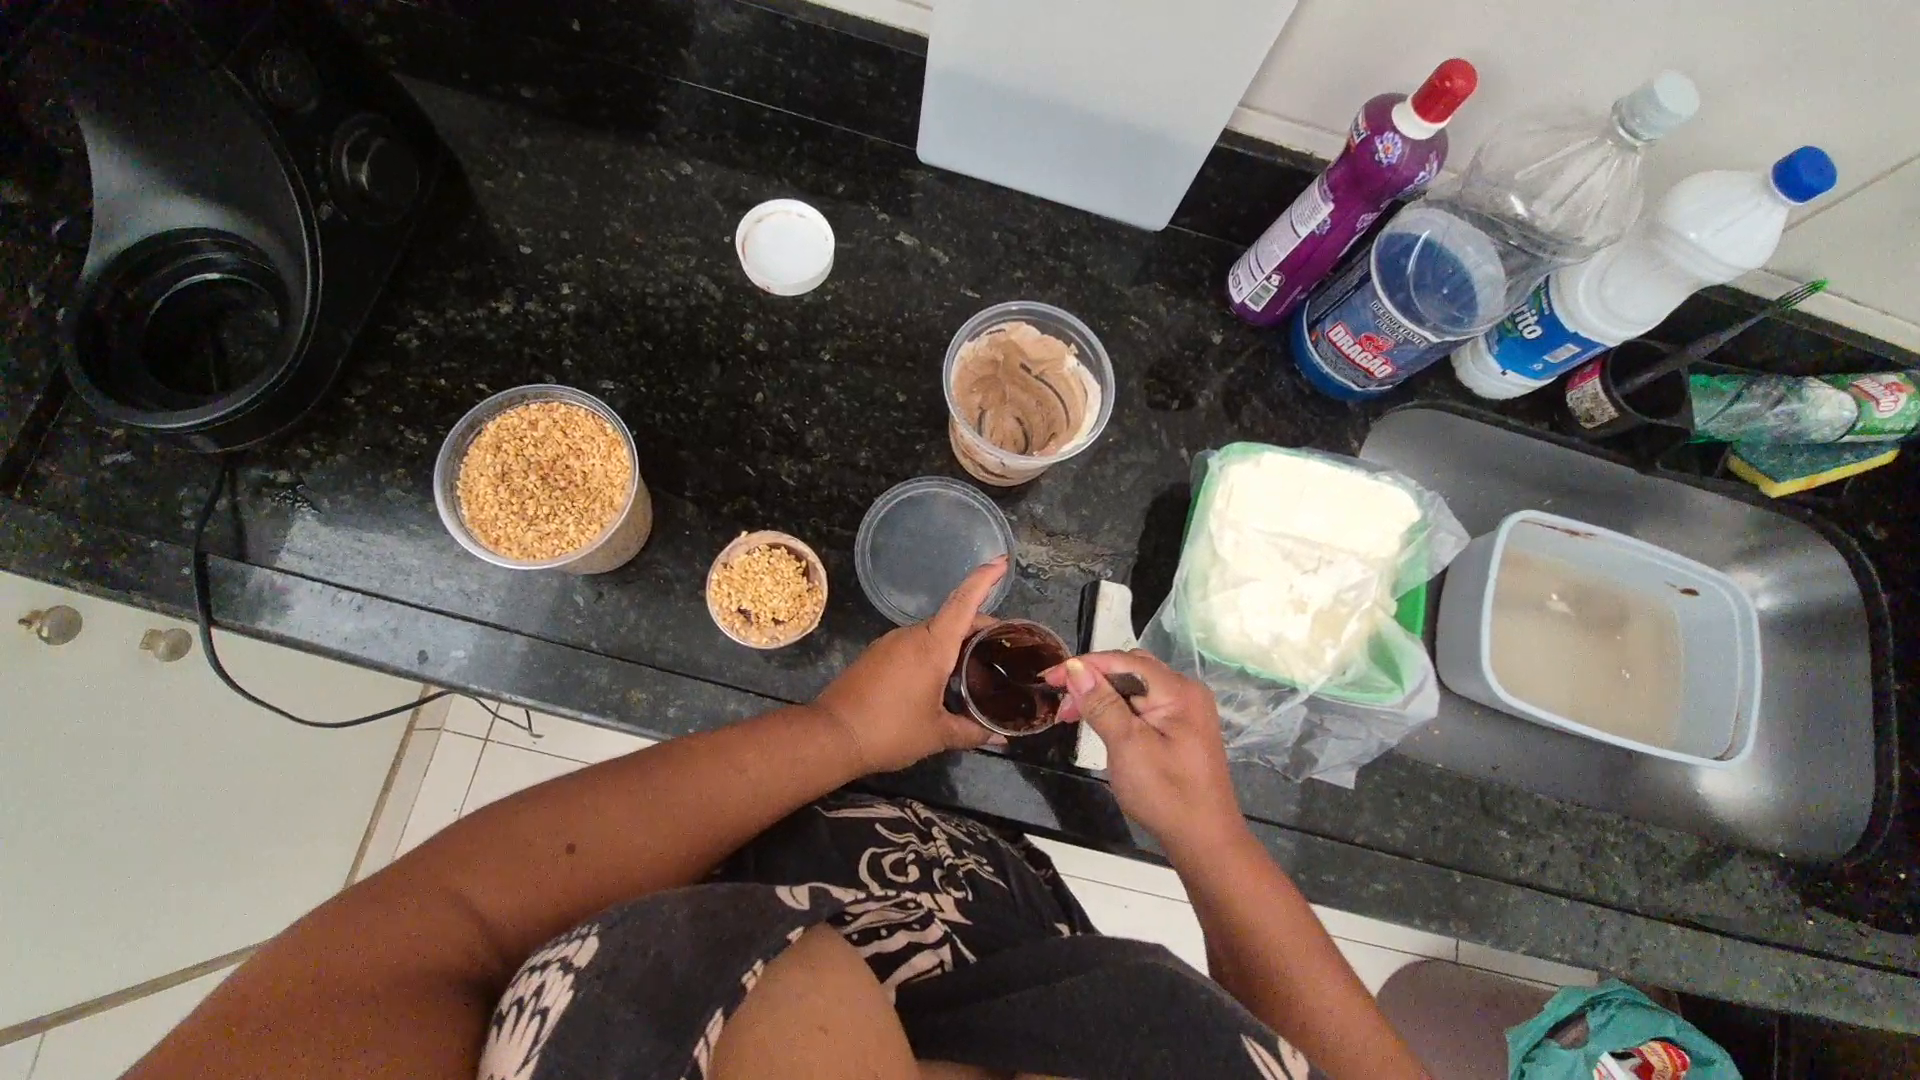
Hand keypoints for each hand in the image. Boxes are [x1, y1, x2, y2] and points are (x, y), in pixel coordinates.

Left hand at [814, 556, 1008, 773]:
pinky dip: (934, 653)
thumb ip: (971, 732)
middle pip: (953, 619)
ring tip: (976, 667)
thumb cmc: (889, 731)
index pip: (964, 603)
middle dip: (979, 627)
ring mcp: (890, 643)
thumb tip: (1000, 738)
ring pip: (932, 634)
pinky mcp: (876, 655)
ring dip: (955, 643)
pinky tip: (942, 679)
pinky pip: (914, 646)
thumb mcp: (937, 735)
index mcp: (932, 646)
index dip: (984, 579)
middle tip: (1003, 647)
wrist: (831, 736)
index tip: (1002, 560)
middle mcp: (911, 636)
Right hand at [1044, 650, 1245, 849]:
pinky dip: (1117, 710)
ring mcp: (1185, 711)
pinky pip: (1143, 705)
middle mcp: (1185, 692)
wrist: (1205, 841)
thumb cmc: (1166, 794)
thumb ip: (1101, 703)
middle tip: (1061, 703)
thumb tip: (1076, 667)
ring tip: (1073, 716)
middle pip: (1130, 669)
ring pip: (1135, 688)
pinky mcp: (1180, 728)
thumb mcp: (1127, 746)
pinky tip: (1100, 724)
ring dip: (1102, 695)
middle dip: (1092, 679)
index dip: (1084, 665)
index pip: (1123, 661)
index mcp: (1177, 691)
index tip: (1050, 679)